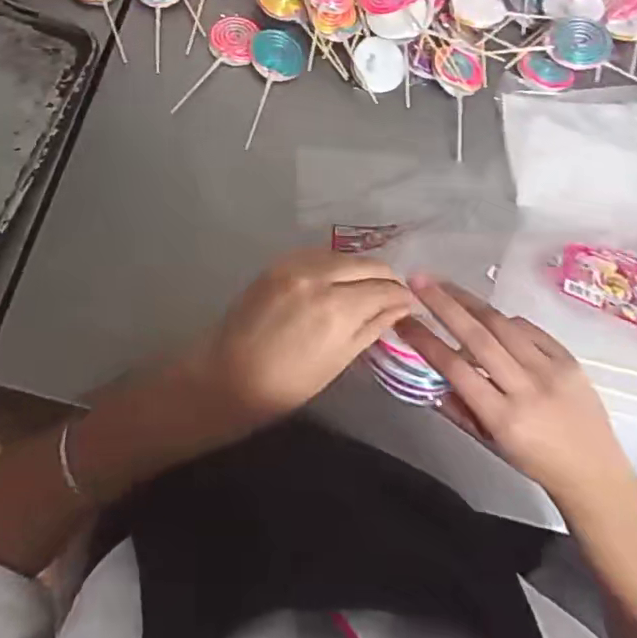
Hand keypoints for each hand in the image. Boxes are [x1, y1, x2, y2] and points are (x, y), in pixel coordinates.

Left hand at [195, 249, 415, 426]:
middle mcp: (317, 277)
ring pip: (342, 255)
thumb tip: (399, 306)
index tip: (408, 304)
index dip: (402, 296)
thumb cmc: (287, 384)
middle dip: (385, 278)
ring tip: (366, 287)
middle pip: (366, 264)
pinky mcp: (276, 264)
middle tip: (392, 294)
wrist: (228, 376)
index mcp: (336, 308)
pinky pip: (316, 254)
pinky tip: (337, 279)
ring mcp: (293, 266)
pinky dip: (333, 263)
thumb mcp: (338, 360)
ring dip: (360, 268)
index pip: (384, 288)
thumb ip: (371, 326)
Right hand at [396, 276, 636, 511]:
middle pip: (479, 337)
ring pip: (504, 326)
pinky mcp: (570, 360)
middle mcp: (527, 388)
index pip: (455, 368)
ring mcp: (552, 371)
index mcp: (502, 416)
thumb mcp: (486, 441)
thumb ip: (455, 406)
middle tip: (418, 281)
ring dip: (470, 302)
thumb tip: (425, 373)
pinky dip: (503, 320)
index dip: (426, 340)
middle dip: (445, 305)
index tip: (402, 319)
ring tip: (444, 285)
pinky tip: (486, 315)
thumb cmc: (532, 461)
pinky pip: (529, 329)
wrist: (595, 473)